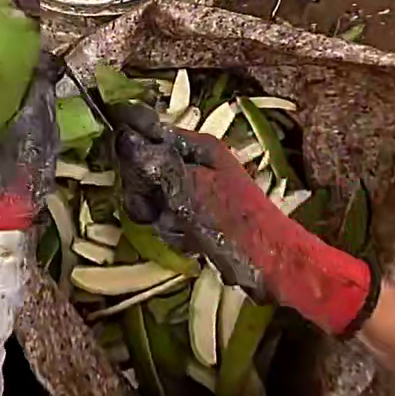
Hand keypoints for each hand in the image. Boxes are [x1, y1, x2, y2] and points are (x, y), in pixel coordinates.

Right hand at [114, 108, 375, 335]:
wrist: (274, 267)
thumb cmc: (232, 222)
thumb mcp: (187, 186)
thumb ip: (150, 160)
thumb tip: (120, 134)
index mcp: (194, 146)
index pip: (145, 128)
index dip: (127, 143)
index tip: (123, 165)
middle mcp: (192, 162)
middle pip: (141, 164)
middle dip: (142, 189)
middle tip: (154, 205)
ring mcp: (194, 189)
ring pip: (150, 194)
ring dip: (157, 214)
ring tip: (178, 226)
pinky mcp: (194, 215)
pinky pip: (164, 216)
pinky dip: (171, 229)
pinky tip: (187, 239)